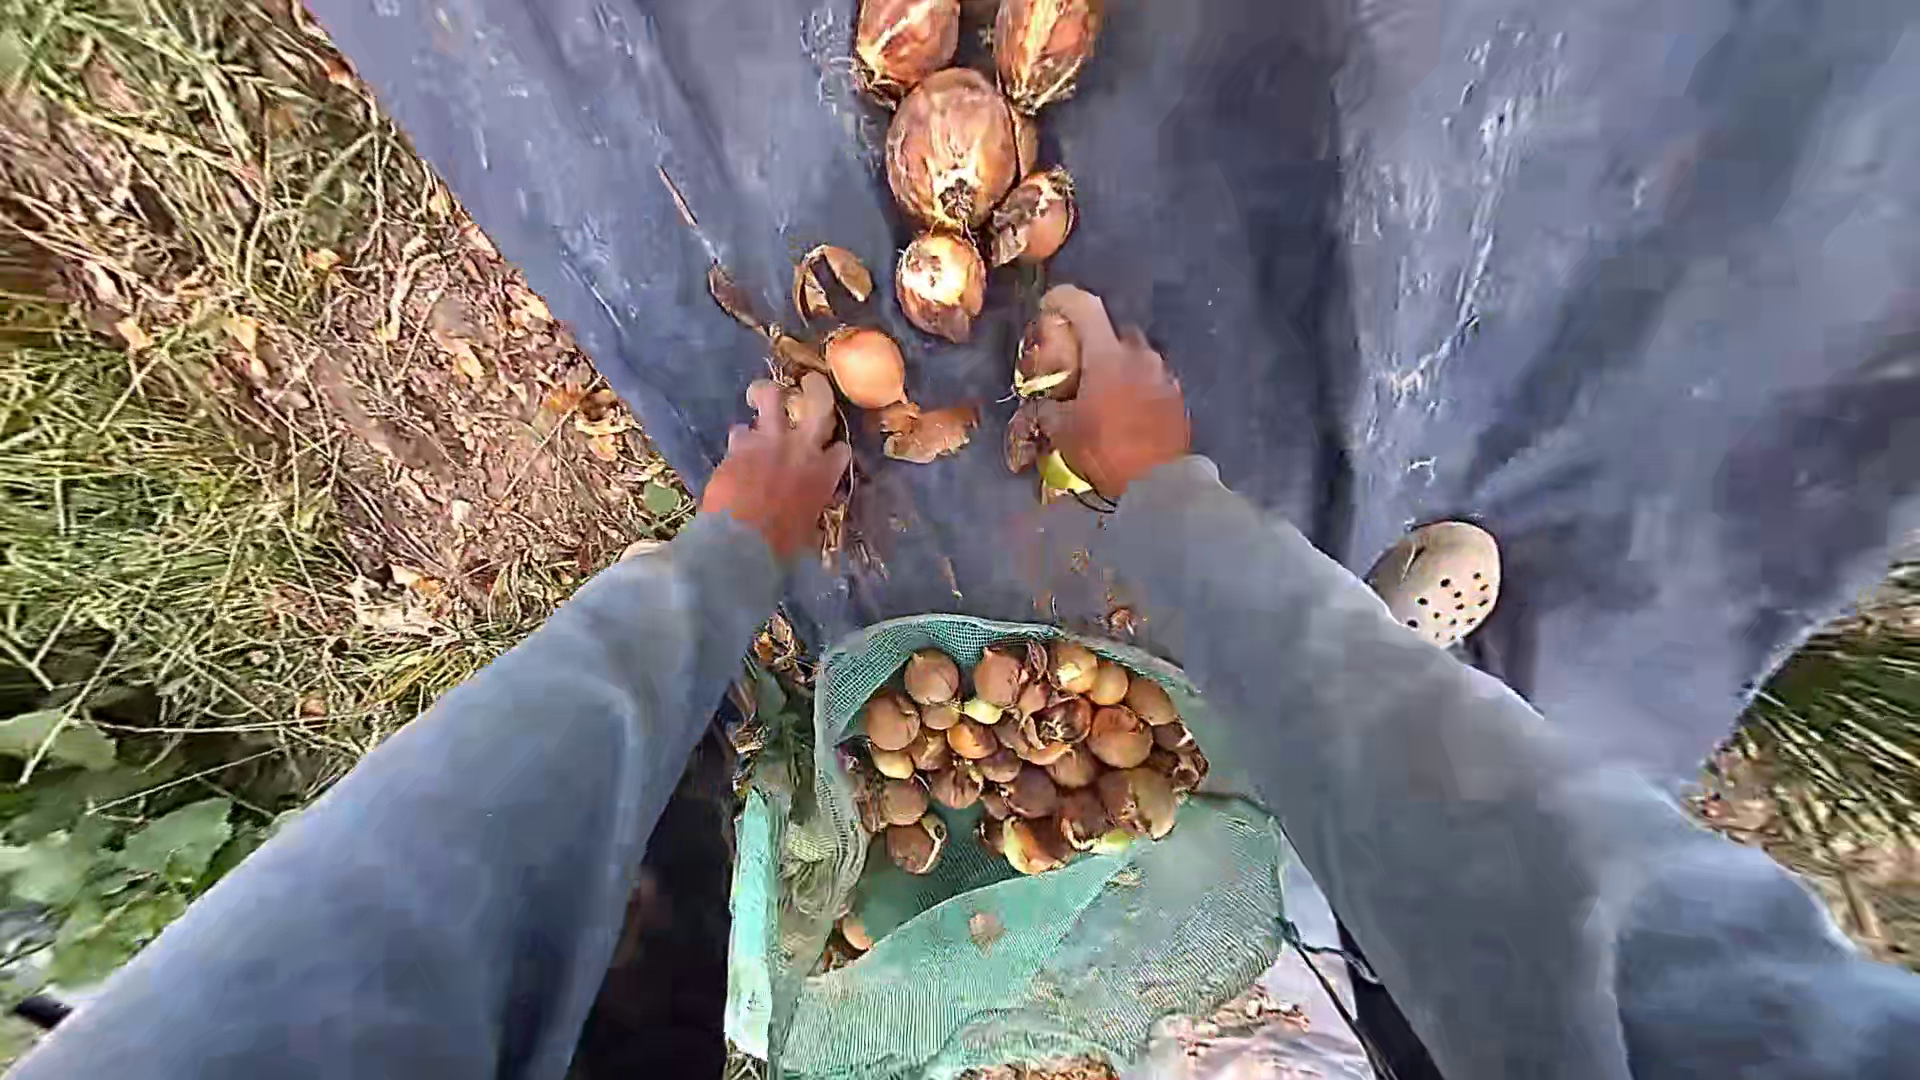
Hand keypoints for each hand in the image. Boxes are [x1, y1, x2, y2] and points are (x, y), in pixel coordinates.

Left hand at [701, 372, 851, 559]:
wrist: (741, 541)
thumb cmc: (781, 543)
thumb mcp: (808, 527)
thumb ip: (811, 506)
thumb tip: (809, 510)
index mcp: (824, 473)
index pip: (841, 448)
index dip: (835, 449)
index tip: (831, 452)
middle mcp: (802, 448)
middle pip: (817, 404)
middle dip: (816, 390)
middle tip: (810, 385)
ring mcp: (769, 441)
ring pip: (771, 396)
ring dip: (766, 395)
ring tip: (760, 398)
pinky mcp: (739, 444)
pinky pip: (739, 430)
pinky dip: (739, 439)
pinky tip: (736, 450)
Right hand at [1034, 286, 1190, 497]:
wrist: (1158, 482)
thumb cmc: (1105, 450)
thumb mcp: (1062, 432)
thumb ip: (1048, 408)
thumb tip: (1043, 402)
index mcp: (1108, 355)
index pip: (1084, 306)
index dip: (1063, 299)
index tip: (1048, 305)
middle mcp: (1140, 354)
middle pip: (1112, 332)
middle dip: (1093, 342)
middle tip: (1077, 365)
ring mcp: (1163, 373)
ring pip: (1133, 356)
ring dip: (1116, 366)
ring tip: (1101, 393)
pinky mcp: (1176, 395)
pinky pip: (1149, 378)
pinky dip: (1134, 385)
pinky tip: (1124, 409)